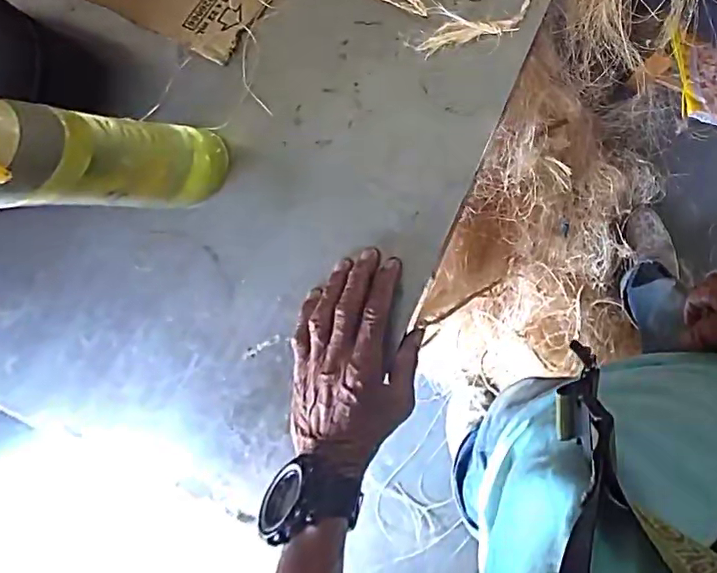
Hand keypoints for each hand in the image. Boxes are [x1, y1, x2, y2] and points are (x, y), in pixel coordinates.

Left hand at [290, 248, 422, 477]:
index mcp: (364, 365)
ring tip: (344, 264)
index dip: (383, 286)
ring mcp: (315, 361)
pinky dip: (308, 309)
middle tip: (368, 254)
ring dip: (335, 285)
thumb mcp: (400, 402)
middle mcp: (338, 357)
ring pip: (323, 313)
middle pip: (347, 306)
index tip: (391, 266)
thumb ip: (406, 364)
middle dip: (359, 276)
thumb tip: (416, 330)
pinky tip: (316, 292)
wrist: (327, 462)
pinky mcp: (300, 367)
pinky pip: (302, 331)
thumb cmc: (368, 431)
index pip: (374, 314)